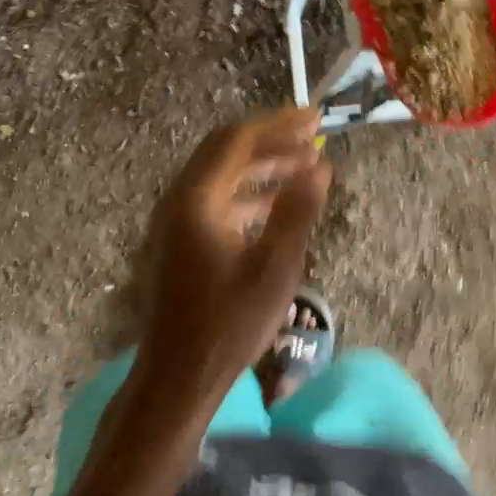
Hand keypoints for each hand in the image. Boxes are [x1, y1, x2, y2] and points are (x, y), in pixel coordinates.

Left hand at [140, 108, 331, 392]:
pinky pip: (216, 198)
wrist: (177, 376)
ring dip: (261, 165)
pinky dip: (248, 191)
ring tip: (304, 165)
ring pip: (221, 174)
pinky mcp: (179, 240)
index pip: (238, 141)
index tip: (315, 118)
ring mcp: (175, 221)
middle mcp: (179, 200)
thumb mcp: (273, 270)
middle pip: (226, 150)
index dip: (278, 125)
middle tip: (312, 134)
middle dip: (270, 138)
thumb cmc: (227, 325)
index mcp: (196, 200)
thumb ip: (295, 212)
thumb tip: (321, 167)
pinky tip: (276, 202)